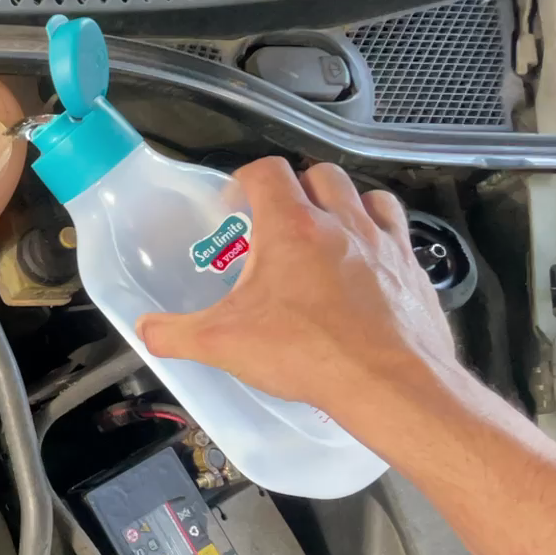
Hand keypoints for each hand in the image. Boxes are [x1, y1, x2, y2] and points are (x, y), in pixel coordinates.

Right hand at [133, 157, 455, 418]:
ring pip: (363, 194)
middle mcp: (341, 223)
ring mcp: (383, 241)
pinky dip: (375, 231)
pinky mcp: (412, 266)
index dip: (244, 180)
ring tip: (319, 235)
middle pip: (318, 174)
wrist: (388, 383)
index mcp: (291, 228)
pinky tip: (358, 261)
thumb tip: (143, 329)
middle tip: (272, 222)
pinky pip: (395, 228)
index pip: (267, 172)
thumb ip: (171, 333)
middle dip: (293, 188)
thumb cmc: (303, 352)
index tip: (232, 206)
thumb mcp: (218, 344)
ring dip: (339, 203)